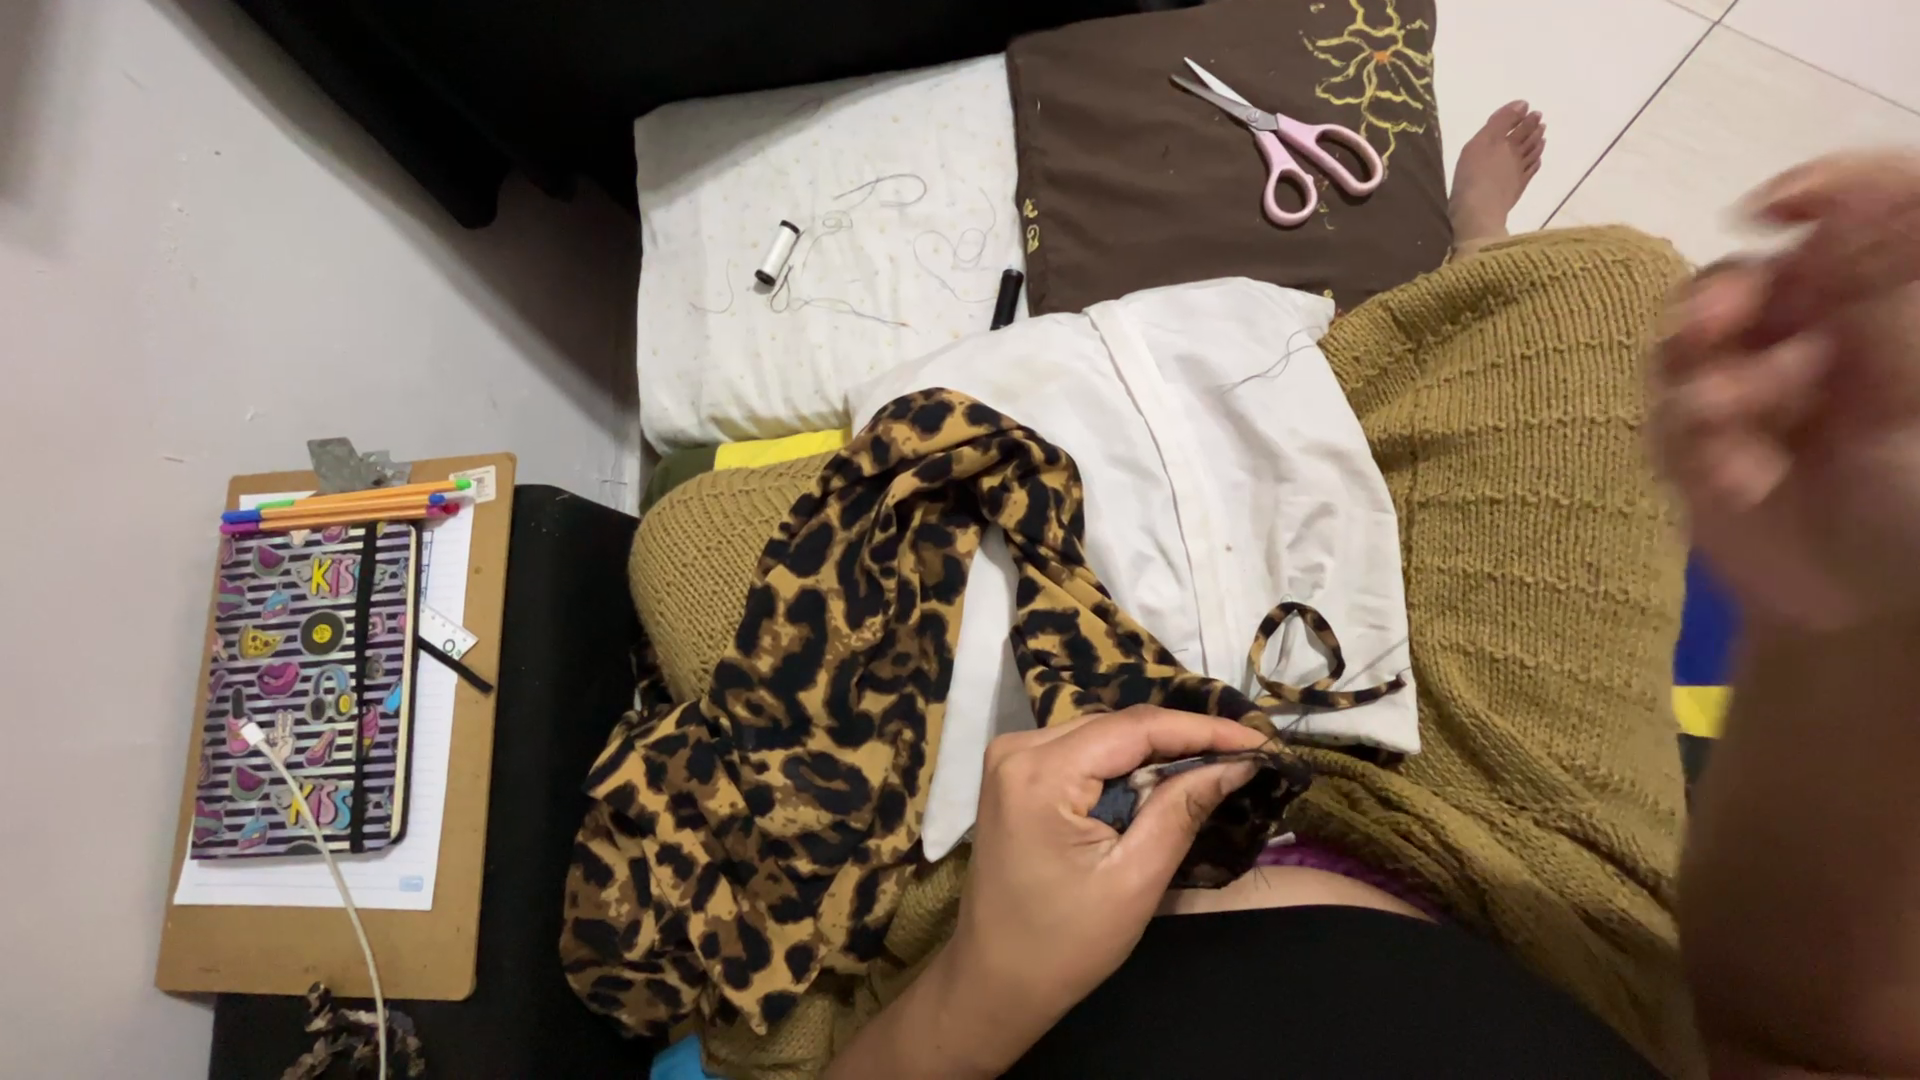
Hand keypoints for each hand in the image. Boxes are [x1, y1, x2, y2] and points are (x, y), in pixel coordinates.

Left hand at [937, 707, 1267, 1071]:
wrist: (995, 976)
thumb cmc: (1065, 943)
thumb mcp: (1134, 880)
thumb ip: (1180, 810)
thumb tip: (1234, 764)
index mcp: (1040, 772)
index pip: (1135, 727)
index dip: (1202, 729)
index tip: (1261, 741)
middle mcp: (1018, 747)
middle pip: (1116, 726)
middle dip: (1181, 740)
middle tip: (1244, 757)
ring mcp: (1010, 756)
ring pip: (1100, 734)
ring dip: (1153, 751)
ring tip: (1212, 766)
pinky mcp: (1013, 770)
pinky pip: (1079, 750)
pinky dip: (1120, 763)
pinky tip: (1156, 780)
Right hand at [1650, 151, 1919, 629]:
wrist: (1862, 601)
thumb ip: (1885, 278)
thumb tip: (1837, 190)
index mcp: (1891, 301)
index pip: (1854, 214)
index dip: (1817, 193)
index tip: (1772, 207)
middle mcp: (1814, 332)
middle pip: (1740, 276)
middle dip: (1719, 299)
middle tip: (1719, 327)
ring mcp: (1740, 388)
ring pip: (1679, 344)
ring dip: (1701, 376)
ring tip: (1740, 420)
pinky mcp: (1685, 441)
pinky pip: (1661, 416)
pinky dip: (1690, 440)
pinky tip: (1733, 474)